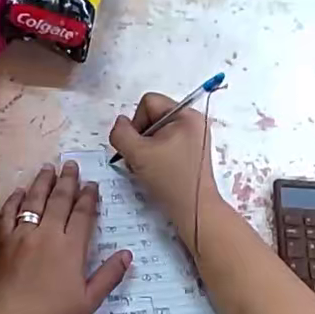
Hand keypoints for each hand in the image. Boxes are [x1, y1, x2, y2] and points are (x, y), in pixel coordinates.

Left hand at [0, 161, 131, 313]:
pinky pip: (8, 213)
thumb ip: (109, 275)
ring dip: (43, 182)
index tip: (92, 184)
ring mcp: (21, 235)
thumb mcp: (88, 301)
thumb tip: (127, 254)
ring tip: (48, 168)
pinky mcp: (0, 242)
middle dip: (67, 180)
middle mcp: (47, 233)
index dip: (89, 196)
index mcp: (71, 247)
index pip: (83, 213)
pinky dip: (16, 199)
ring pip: (34, 200)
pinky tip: (20, 192)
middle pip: (59, 200)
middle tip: (71, 164)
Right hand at [107, 93, 222, 227]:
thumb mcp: (137, 153)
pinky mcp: (192, 152)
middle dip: (140, 137)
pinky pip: (166, 144)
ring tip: (147, 168)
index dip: (136, 122)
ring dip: (145, 148)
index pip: (149, 102)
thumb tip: (120, 123)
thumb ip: (121, 133)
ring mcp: (194, 137)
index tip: (138, 146)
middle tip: (140, 159)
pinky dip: (155, 155)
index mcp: (186, 114)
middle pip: (153, 116)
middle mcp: (193, 121)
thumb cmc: (169, 179)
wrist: (194, 210)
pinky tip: (155, 171)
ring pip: (157, 132)